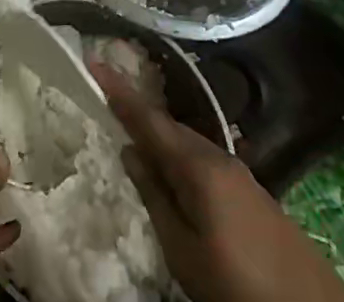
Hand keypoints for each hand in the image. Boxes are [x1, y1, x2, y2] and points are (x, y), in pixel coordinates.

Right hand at [93, 65, 343, 301]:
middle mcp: (218, 157)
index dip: (119, 92)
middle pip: (168, 127)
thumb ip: (155, 196)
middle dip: (137, 113)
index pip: (149, 120)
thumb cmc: (236, 280)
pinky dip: (178, 157)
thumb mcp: (182, 249)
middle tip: (106, 102)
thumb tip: (130, 152)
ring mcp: (238, 172)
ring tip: (130, 136)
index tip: (95, 63)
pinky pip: (202, 160)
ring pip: (186, 144)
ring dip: (158, 137)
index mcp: (198, 166)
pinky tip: (170, 172)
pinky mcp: (249, 190)